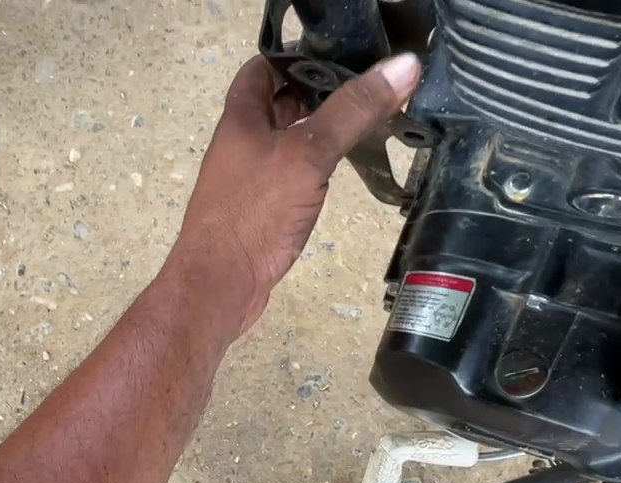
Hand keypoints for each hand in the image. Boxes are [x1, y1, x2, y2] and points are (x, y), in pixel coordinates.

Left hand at [170, 53, 421, 336]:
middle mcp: (238, 148)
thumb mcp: (308, 154)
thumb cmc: (253, 215)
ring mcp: (244, 184)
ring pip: (282, 147)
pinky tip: (330, 178)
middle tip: (358, 93)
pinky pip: (283, 182)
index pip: (261, 69)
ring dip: (313, 137)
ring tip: (357, 128)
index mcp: (240, 120)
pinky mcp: (254, 216)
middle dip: (313, 97)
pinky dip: (307, 174)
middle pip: (275, 107)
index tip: (335, 60)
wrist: (218, 286)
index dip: (295, 59)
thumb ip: (352, 111)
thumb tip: (403, 66)